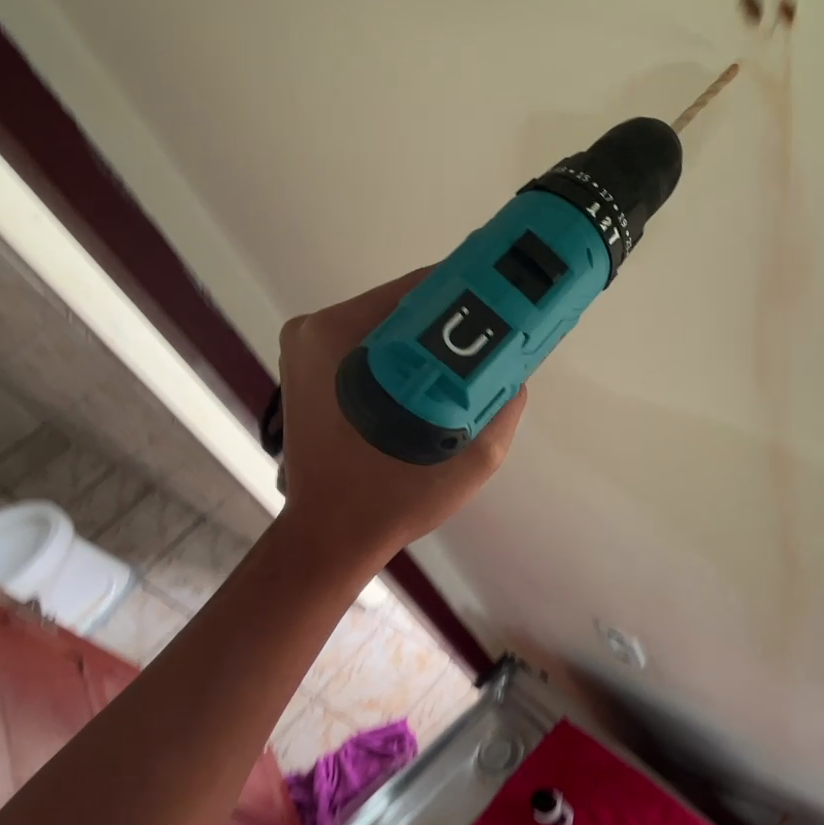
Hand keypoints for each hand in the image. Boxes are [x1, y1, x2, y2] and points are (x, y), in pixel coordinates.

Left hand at [275, 267, 525, 560]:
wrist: (332, 535)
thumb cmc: (394, 498)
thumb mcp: (469, 458)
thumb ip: (501, 410)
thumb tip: (514, 376)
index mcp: (342, 337)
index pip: (421, 289)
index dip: (472, 293)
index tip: (509, 305)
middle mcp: (318, 331)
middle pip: (405, 306)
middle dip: (455, 321)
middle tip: (496, 344)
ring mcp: (309, 351)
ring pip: (390, 327)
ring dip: (431, 343)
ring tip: (468, 370)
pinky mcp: (311, 372)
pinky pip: (372, 349)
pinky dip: (406, 361)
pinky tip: (433, 388)